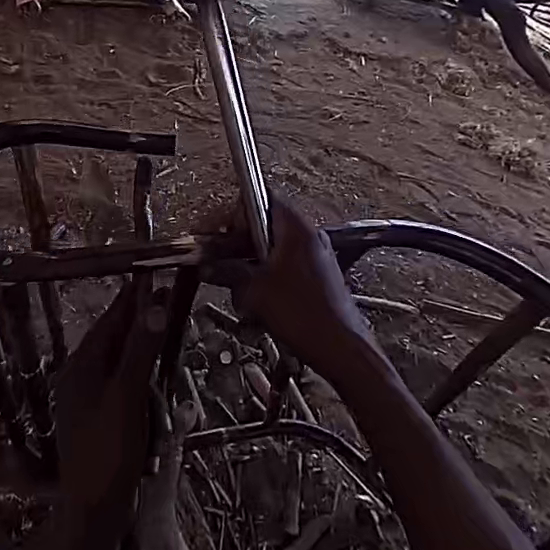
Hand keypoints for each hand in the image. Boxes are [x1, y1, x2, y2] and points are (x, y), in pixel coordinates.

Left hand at [52, 286, 165, 514]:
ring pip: (119, 363)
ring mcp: (86, 398)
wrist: (93, 511)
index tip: (152, 276)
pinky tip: (154, 386)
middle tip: (166, 304)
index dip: (133, 299)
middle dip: (140, 324)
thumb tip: (155, 307)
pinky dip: (139, 382)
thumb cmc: (109, 451)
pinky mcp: (98, 418)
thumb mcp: (128, 397)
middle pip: (114, 340)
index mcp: (81, 366)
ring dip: (141, 355)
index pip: (111, 322)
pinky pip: (121, 387)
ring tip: (163, 338)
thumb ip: (141, 351)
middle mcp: (79, 376)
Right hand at [207, 202, 378, 374]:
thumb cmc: (305, 317)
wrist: (341, 351)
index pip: (262, 197)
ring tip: (240, 288)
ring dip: (250, 264)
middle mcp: (308, 237)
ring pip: (271, 248)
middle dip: (238, 243)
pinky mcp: (315, 277)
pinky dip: (266, 277)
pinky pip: (283, 266)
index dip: (236, 212)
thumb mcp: (254, 291)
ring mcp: (314, 257)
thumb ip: (227, 272)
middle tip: (221, 260)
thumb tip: (207, 266)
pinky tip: (257, 302)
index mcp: (296, 229)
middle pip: (263, 224)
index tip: (219, 231)